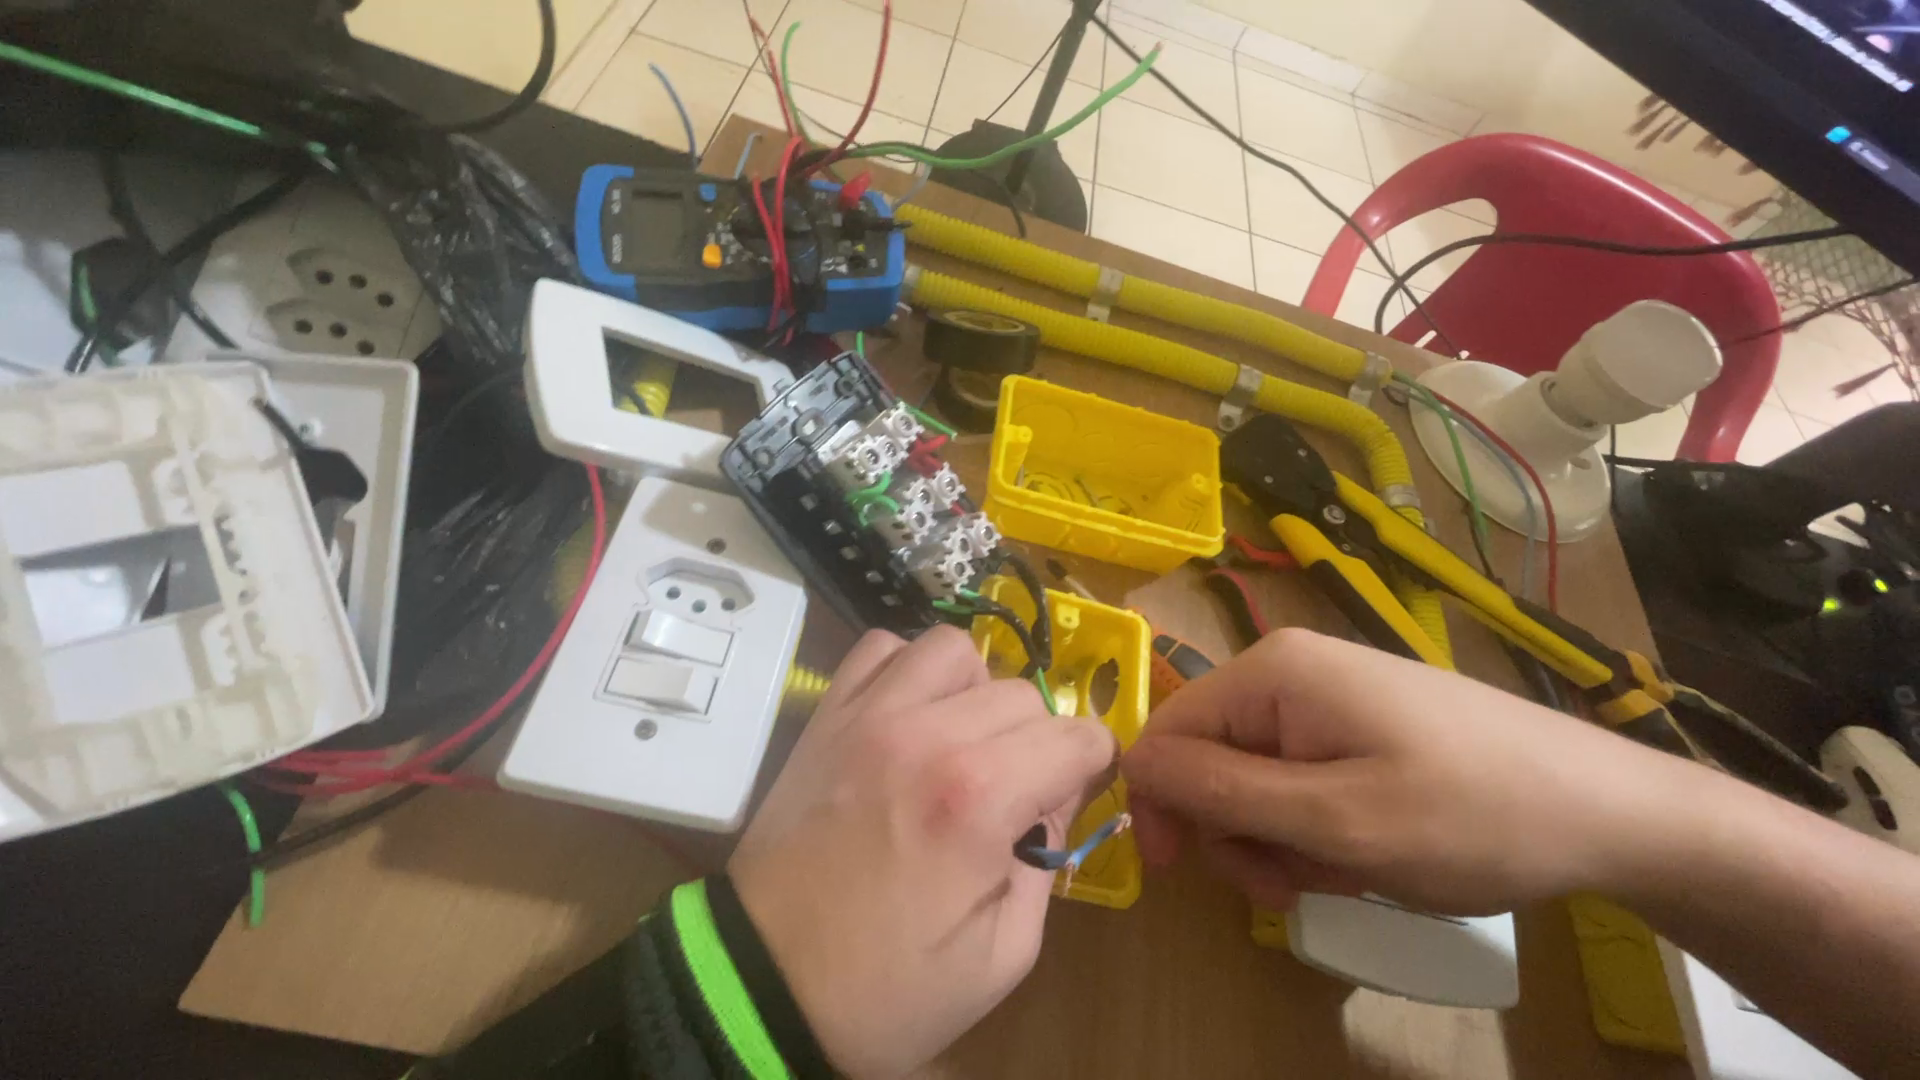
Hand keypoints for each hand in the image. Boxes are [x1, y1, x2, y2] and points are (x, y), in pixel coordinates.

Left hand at [730, 627, 1116, 1078]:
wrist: (763, 982)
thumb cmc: (886, 986)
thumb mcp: (1000, 954)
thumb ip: (1046, 863)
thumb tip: (1057, 793)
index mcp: (978, 799)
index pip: (1074, 736)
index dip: (1095, 759)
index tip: (1083, 783)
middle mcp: (927, 735)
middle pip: (1022, 694)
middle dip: (1039, 740)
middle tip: (1018, 787)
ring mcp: (868, 715)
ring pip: (954, 650)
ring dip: (976, 689)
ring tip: (963, 739)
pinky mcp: (827, 715)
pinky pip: (881, 648)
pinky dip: (907, 668)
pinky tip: (910, 713)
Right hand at [1120, 629, 1692, 915]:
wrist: (1614, 812)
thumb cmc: (1474, 814)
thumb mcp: (1337, 820)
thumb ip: (1223, 792)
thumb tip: (1130, 766)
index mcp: (1271, 673)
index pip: (1167, 733)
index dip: (1161, 805)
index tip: (1185, 874)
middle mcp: (1286, 669)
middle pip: (1206, 756)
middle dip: (1235, 830)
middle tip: (1291, 884)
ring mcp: (1322, 694)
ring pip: (1249, 775)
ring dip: (1277, 837)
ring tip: (1340, 871)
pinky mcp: (1352, 721)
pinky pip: (1294, 775)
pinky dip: (1311, 825)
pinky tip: (1360, 852)